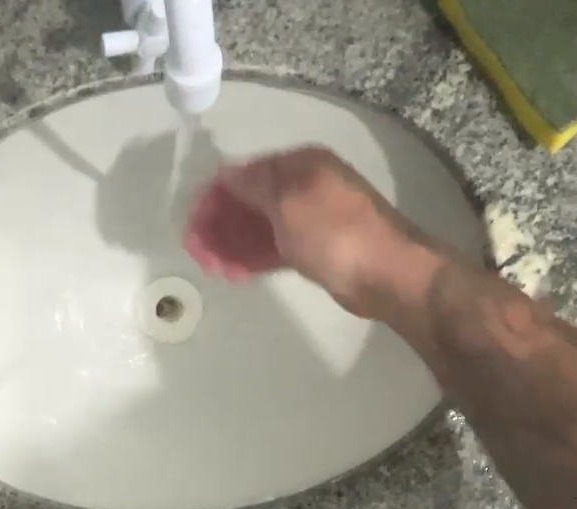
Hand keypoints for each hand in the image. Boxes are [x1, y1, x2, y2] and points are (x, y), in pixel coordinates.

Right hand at [183, 146, 429, 320]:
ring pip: (259, 230)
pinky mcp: (313, 252)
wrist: (385, 272)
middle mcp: (303, 188)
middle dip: (219, 225)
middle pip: (249, 203)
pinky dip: (252, 259)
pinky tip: (233, 274)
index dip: (214, 196)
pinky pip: (273, 250)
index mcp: (299, 166)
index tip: (191, 221)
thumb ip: (252, 186)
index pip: (245, 174)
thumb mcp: (288, 200)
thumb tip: (224, 172)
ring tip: (210, 268)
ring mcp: (308, 221)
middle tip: (195, 252)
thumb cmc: (335, 231)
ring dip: (231, 246)